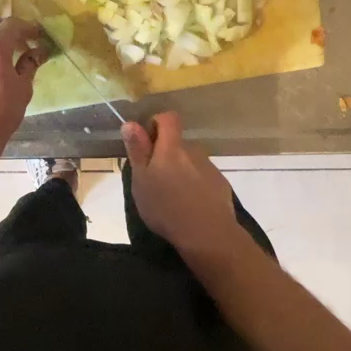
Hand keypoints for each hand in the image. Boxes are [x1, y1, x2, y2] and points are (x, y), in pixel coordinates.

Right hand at [122, 112, 245, 257]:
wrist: (207, 233)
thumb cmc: (166, 207)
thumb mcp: (141, 181)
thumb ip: (138, 151)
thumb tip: (131, 123)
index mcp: (171, 148)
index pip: (168, 118)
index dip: (156, 124)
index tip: (147, 144)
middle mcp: (193, 151)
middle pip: (178, 144)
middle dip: (166, 155)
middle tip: (155, 181)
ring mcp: (209, 167)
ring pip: (190, 162)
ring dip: (180, 172)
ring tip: (173, 198)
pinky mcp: (220, 183)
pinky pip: (202, 177)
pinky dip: (195, 185)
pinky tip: (190, 206)